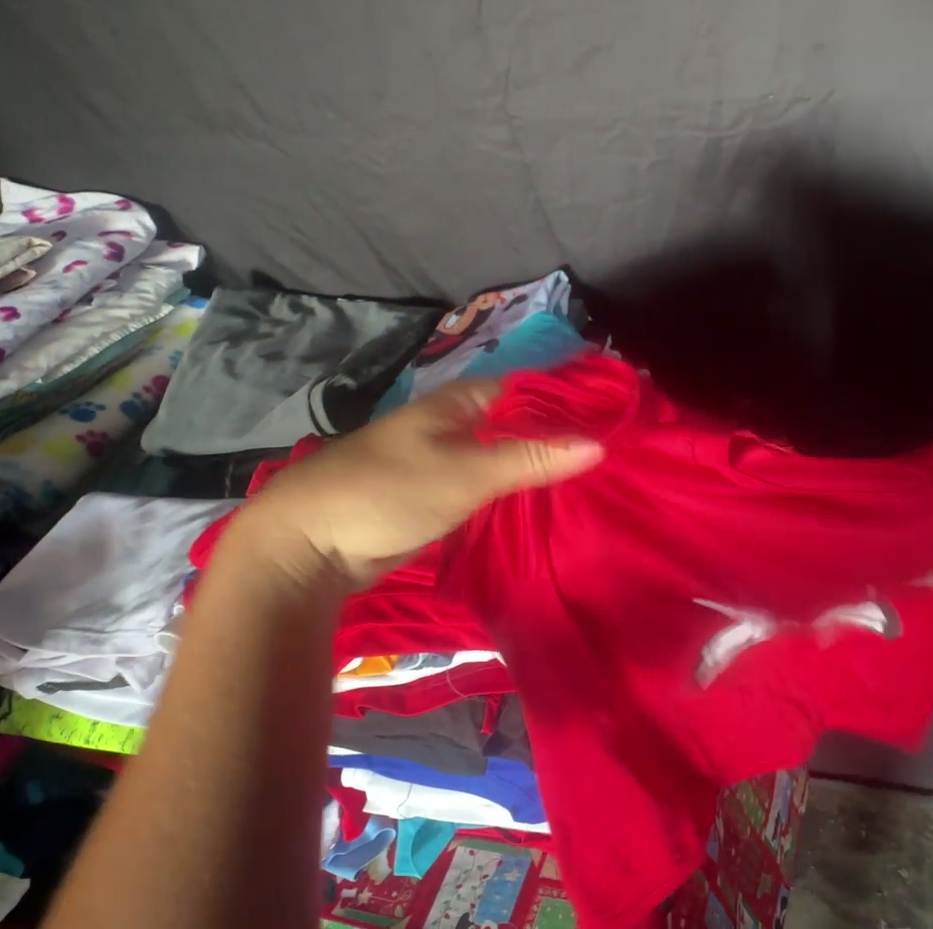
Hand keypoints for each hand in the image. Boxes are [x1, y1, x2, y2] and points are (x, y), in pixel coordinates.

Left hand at [232, 379, 602, 587]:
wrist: (309, 544)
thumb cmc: (386, 490)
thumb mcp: (466, 473)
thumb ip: (531, 457)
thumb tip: (601, 444)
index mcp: (463, 400)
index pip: (535, 388)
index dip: (576, 399)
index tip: (624, 415)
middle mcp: (461, 423)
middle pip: (526, 423)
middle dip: (566, 435)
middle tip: (623, 452)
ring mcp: (452, 460)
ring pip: (512, 456)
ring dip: (546, 466)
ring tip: (602, 478)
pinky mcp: (445, 496)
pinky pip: (496, 486)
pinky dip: (522, 491)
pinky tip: (555, 503)